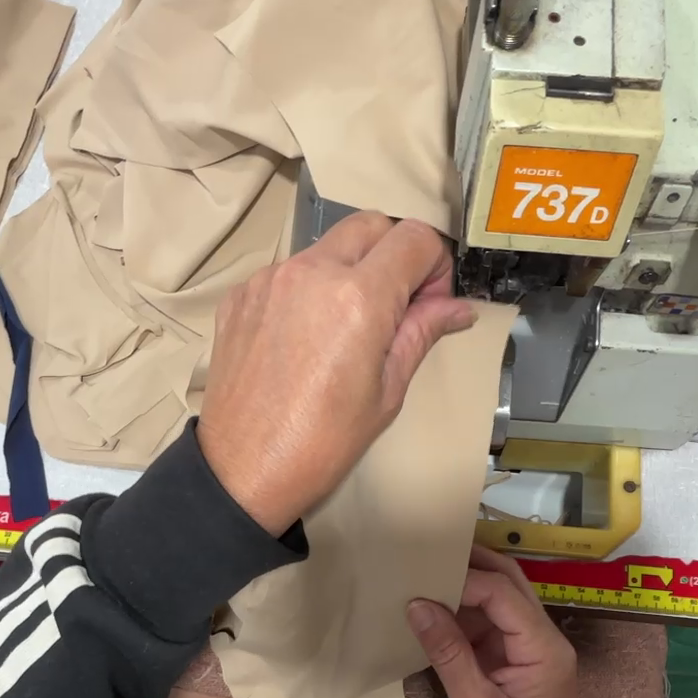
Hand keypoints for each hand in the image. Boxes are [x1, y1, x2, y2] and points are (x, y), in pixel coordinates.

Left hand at [198, 212, 476, 532]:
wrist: (243, 472)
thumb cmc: (323, 443)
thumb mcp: (387, 393)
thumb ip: (421, 334)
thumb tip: (458, 308)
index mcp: (358, 297)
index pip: (415, 238)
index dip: (435, 266)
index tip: (431, 303)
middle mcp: (311, 271)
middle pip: (371, 225)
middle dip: (395, 253)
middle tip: (397, 305)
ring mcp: (269, 279)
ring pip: (326, 246)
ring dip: (350, 269)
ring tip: (346, 327)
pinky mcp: (240, 296)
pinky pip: (288, 272)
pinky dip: (309, 289)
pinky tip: (305, 338)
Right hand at [406, 545, 580, 697]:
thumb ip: (448, 653)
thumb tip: (416, 604)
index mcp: (543, 648)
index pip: (502, 593)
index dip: (463, 580)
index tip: (419, 580)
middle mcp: (542, 639)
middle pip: (509, 583)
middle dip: (471, 565)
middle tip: (426, 556)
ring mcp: (529, 649)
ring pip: (500, 600)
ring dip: (465, 588)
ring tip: (422, 579)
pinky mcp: (514, 662)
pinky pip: (490, 625)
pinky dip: (463, 615)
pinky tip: (433, 612)